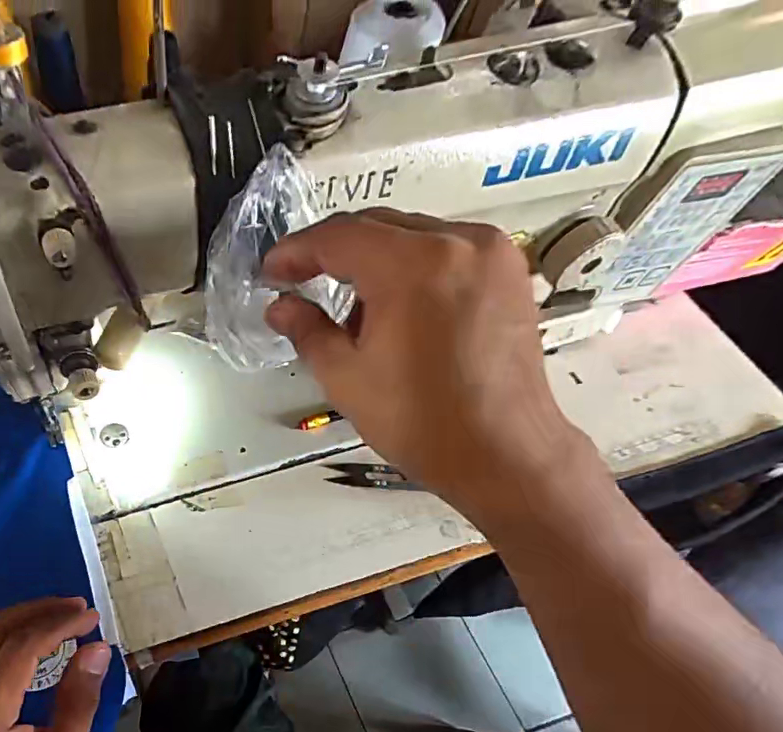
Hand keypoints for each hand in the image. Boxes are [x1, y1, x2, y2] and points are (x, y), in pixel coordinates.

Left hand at [0, 597, 111, 731]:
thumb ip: (77, 705)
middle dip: (36, 611)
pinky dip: (1, 640)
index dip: (58, 626)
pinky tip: (30, 645)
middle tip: (77, 608)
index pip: (19, 651)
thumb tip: (98, 650)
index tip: (92, 618)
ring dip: (16, 621)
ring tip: (58, 618)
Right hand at [263, 210, 600, 517]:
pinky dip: (412, 271)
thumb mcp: (347, 378)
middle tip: (300, 283)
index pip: (339, 236)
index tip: (274, 270)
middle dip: (333, 253)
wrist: (500, 454)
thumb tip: (283, 308)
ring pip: (413, 237)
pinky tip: (395, 314)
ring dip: (372, 263)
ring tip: (352, 317)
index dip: (297, 251)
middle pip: (378, 227)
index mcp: (415, 266)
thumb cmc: (427, 424)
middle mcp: (461, 244)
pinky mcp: (508, 274)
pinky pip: (446, 253)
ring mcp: (492, 255)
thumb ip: (308, 331)